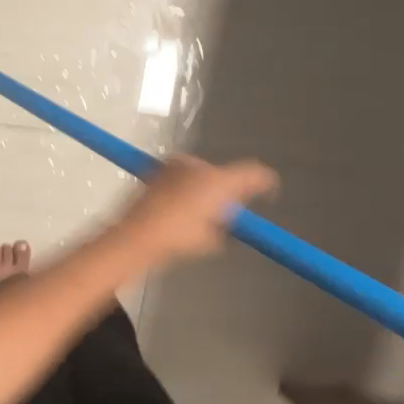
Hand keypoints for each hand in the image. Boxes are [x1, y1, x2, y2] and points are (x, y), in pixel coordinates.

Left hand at [113, 156, 278, 265]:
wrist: (134, 236)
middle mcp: (199, 165)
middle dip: (227, 188)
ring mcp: (174, 165)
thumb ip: (225, 223)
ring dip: (204, 187)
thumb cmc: (177, 238)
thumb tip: (225, 221)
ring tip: (200, 210)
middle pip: (224, 173)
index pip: (253, 173)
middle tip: (227, 208)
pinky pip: (180, 176)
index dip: (265, 182)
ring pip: (200, 173)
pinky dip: (185, 187)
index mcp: (218, 180)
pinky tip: (179, 206)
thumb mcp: (211, 238)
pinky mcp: (155, 170)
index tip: (269, 191)